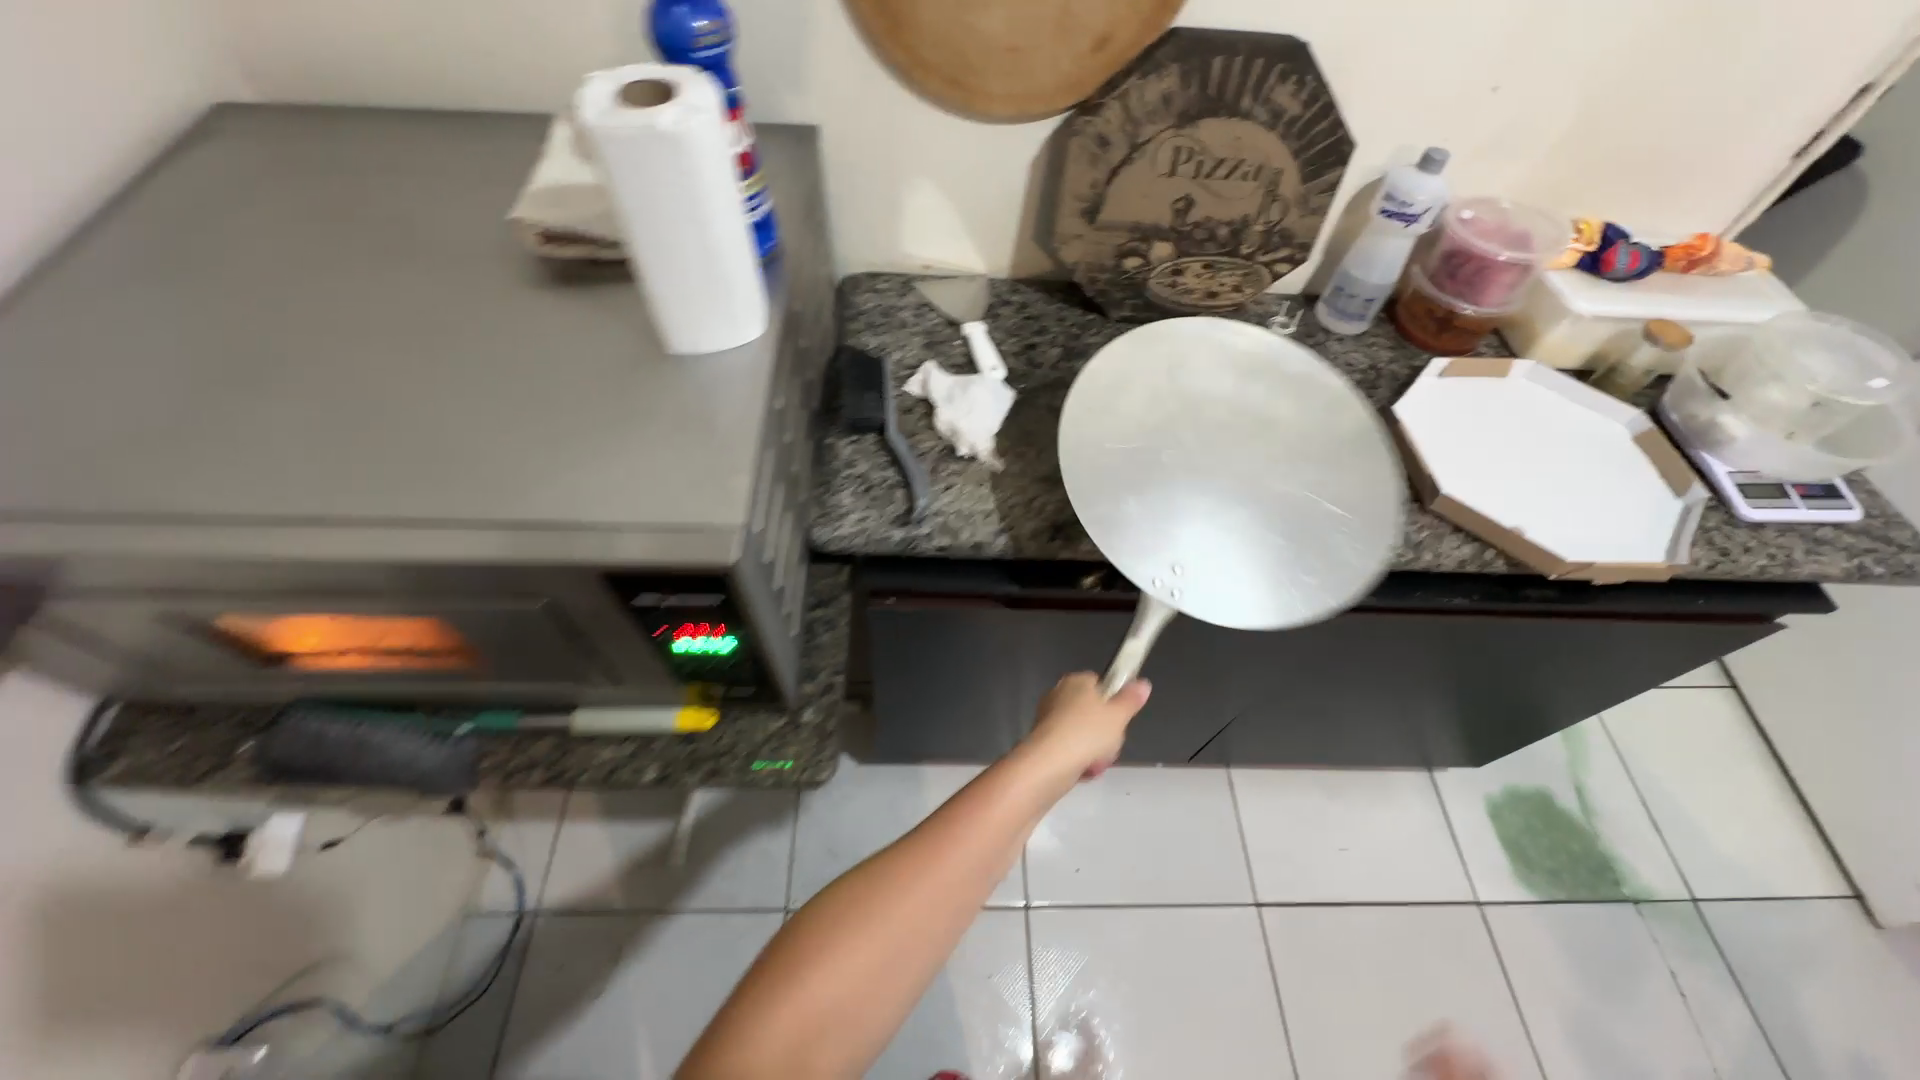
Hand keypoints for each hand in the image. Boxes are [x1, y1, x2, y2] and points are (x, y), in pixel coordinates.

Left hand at [1021, 672, 1150, 781]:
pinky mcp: (1043, 741)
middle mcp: (1058, 695)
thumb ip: (1131, 699)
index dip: (1112, 700)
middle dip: (1104, 730)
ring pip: (1082, 732)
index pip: (1099, 683)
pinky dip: (1078, 758)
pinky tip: (1084, 769)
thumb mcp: (1119, 715)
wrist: (1049, 763)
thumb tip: (1143, 683)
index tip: (1120, 717)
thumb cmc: (1088, 732)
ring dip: (1093, 749)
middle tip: (1111, 743)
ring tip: (1097, 760)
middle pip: (1091, 710)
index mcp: (1076, 681)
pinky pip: (1069, 747)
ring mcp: (1048, 718)